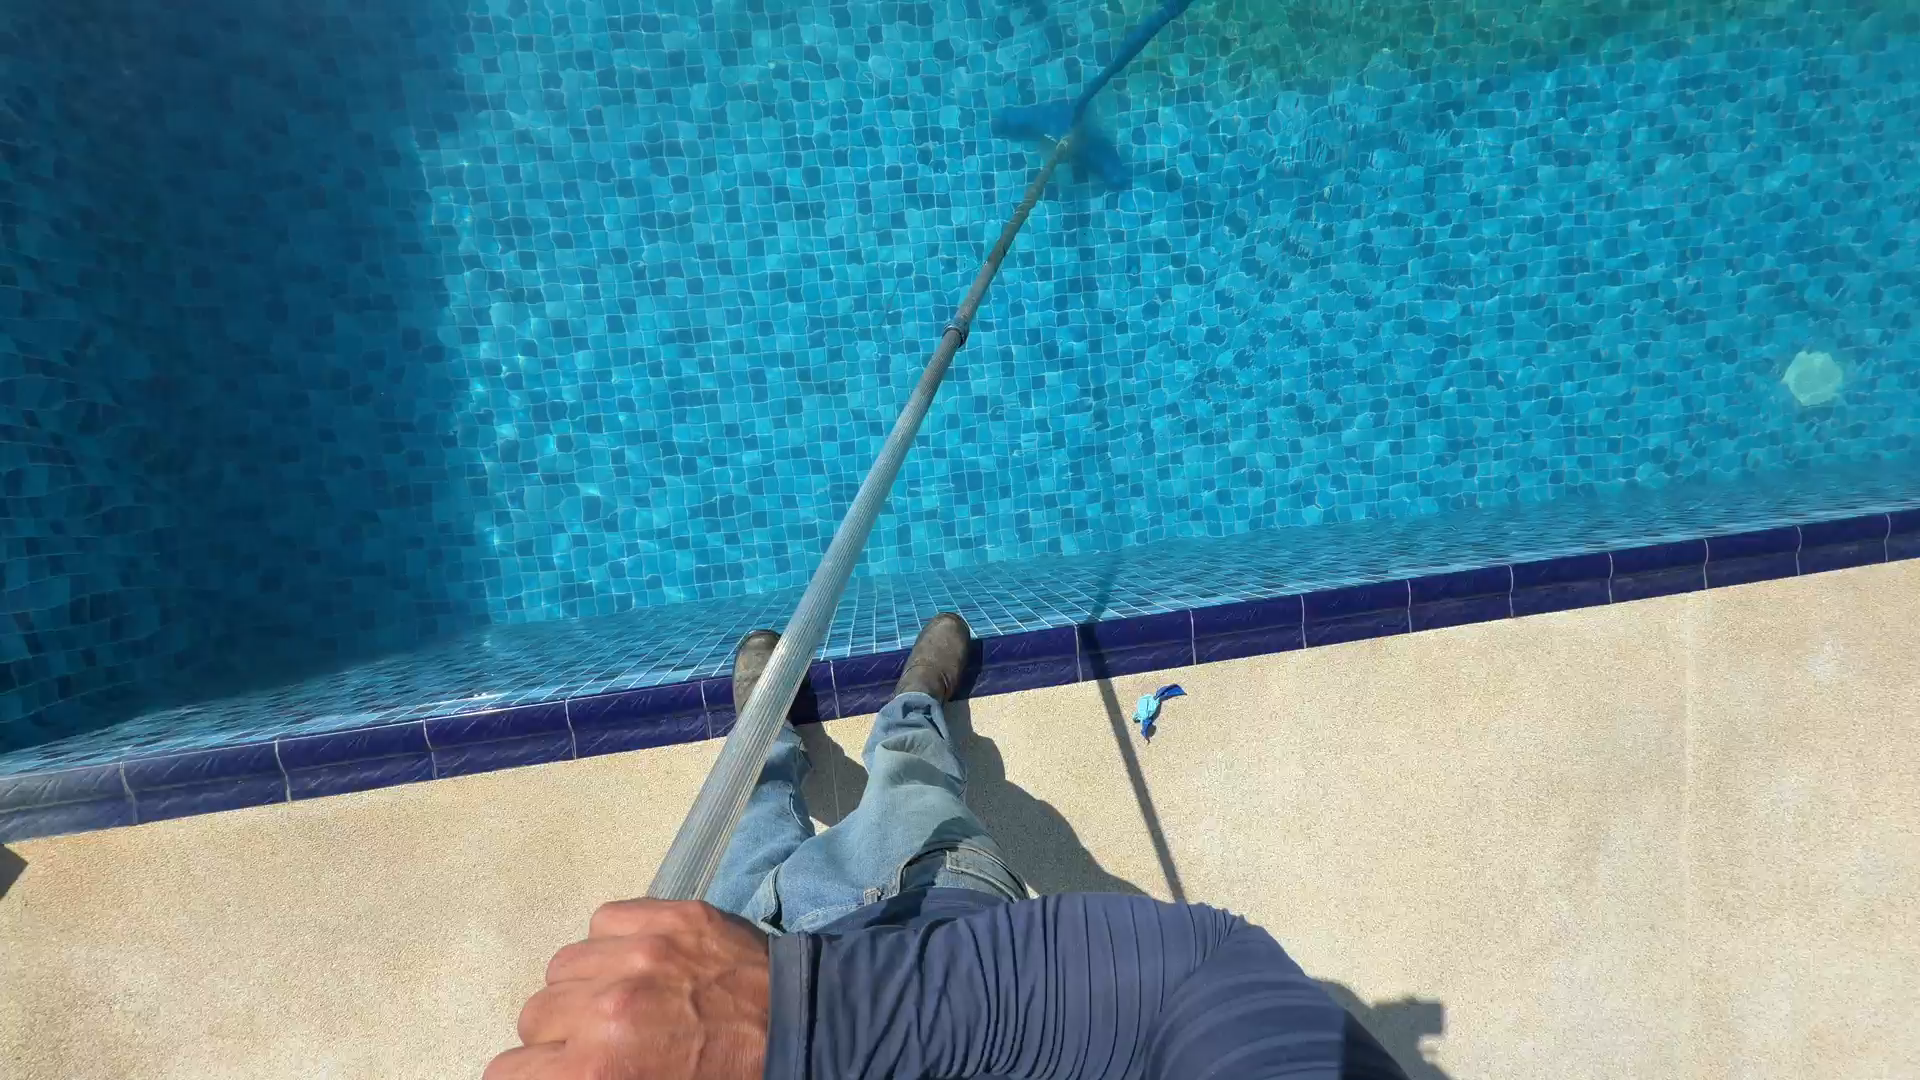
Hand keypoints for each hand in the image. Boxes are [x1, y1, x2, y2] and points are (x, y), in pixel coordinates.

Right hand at [484, 899, 770, 1079]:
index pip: (504, 1074)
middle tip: (597, 1035)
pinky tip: (635, 956)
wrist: (789, 1029)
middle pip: (535, 1013)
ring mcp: (642, 953)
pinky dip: (612, 937)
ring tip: (619, 992)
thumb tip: (549, 1072)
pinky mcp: (673, 915)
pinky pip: (605, 917)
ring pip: (564, 963)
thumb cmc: (715, 1079)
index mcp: (592, 1074)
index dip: (530, 1075)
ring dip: (583, 981)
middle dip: (559, 1030)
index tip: (553, 1070)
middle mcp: (607, 1008)